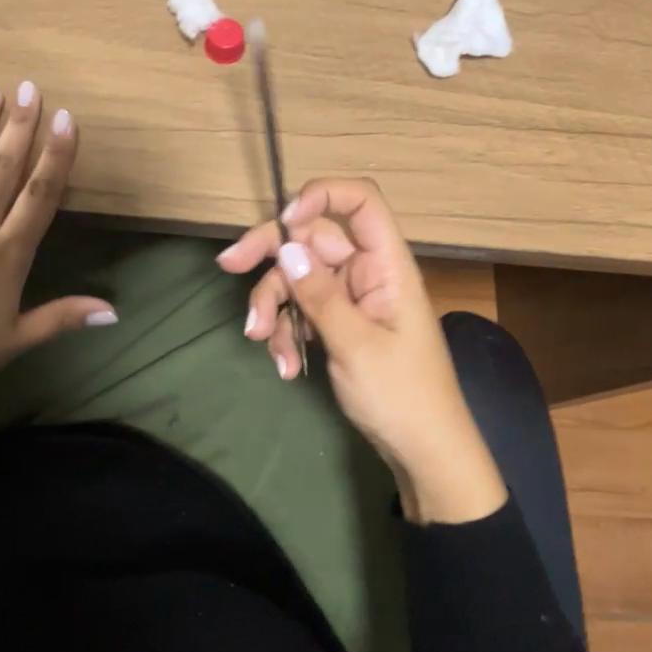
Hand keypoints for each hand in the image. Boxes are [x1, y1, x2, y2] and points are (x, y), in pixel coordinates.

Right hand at [216, 179, 505, 523]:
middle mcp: (367, 272)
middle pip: (312, 239)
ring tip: (260, 341)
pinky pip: (301, 310)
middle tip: (228, 266)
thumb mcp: (356, 346)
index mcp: (386, 265)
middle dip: (271, 255)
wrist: (423, 454)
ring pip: (298, 277)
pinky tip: (285, 366)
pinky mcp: (338, 324)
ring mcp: (351, 298)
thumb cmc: (402, 396)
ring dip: (273, 305)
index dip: (321, 196)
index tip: (283, 220)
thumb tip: (287, 247)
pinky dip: (285, 332)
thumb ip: (319, 294)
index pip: (361, 202)